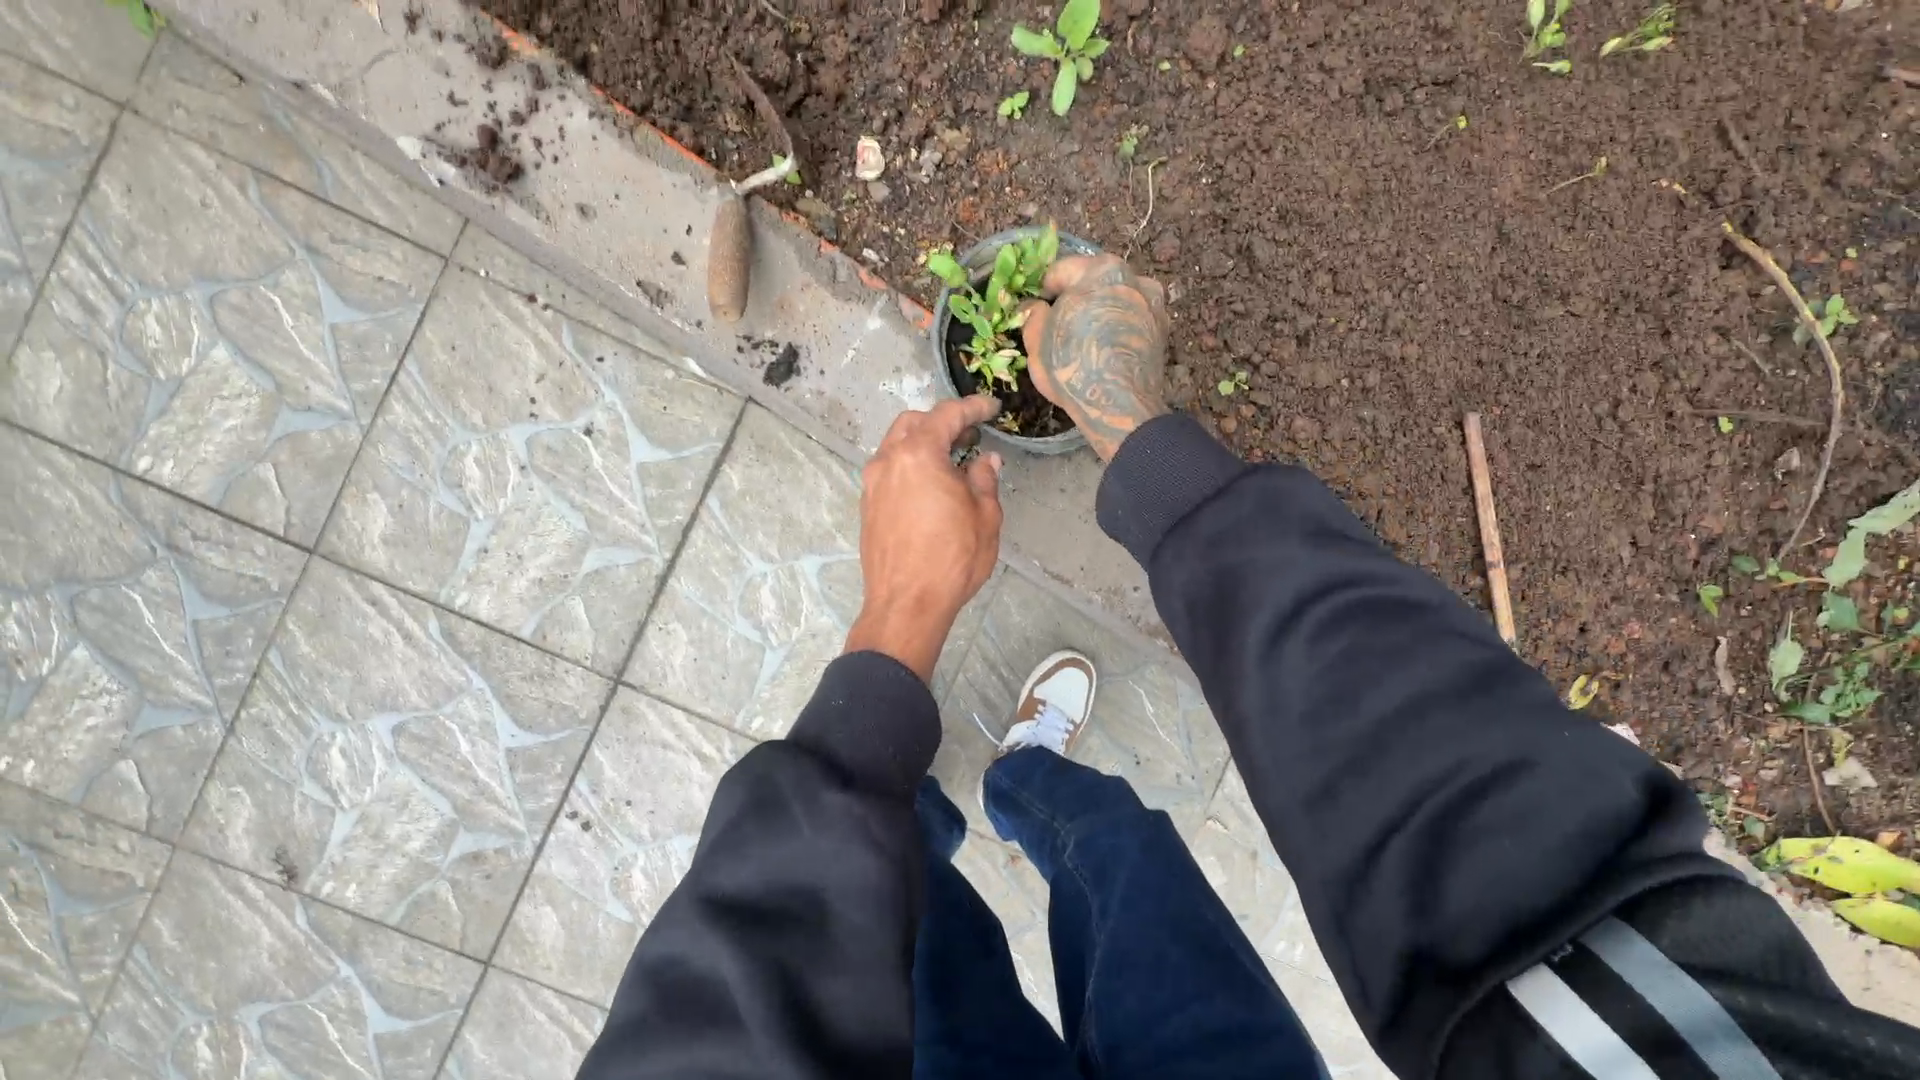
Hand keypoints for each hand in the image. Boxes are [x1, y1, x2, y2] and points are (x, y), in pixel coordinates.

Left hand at [844, 397, 1004, 681]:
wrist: (906, 605)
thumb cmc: (951, 560)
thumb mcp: (984, 517)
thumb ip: (984, 480)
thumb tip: (984, 460)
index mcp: (918, 454)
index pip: (946, 415)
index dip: (972, 407)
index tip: (991, 407)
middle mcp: (888, 461)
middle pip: (913, 423)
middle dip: (941, 422)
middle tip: (969, 434)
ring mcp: (872, 484)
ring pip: (896, 446)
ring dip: (923, 444)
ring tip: (952, 460)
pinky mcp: (867, 506)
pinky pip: (889, 470)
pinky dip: (910, 465)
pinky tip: (931, 485)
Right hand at [1019, 255, 1171, 460]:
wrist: (1120, 406)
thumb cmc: (1072, 366)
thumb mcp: (1036, 340)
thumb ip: (1032, 314)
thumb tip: (1034, 307)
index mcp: (1099, 269)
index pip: (1060, 271)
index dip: (1043, 293)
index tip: (1037, 313)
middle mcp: (1133, 277)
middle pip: (1093, 282)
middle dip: (1076, 300)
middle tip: (1061, 329)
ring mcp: (1153, 303)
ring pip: (1116, 300)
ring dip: (1100, 313)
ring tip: (1086, 343)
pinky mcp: (1164, 330)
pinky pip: (1132, 321)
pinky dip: (1119, 330)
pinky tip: (1107, 352)